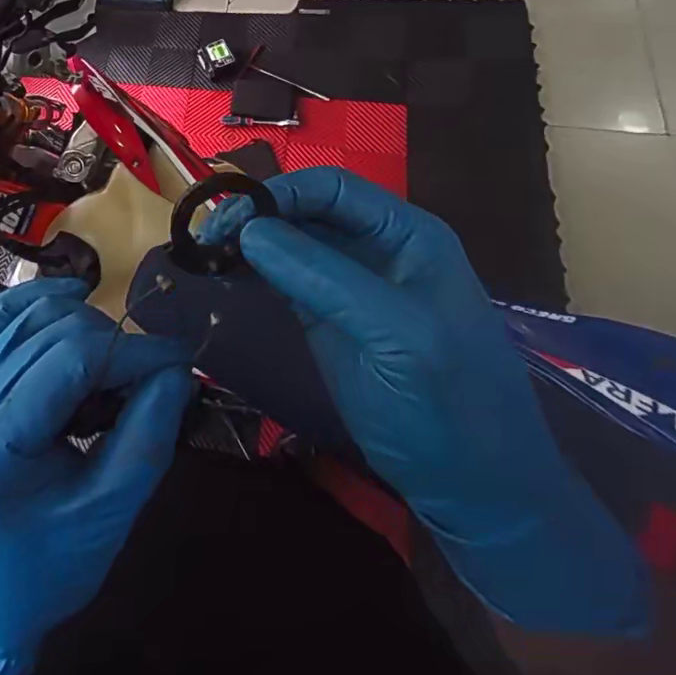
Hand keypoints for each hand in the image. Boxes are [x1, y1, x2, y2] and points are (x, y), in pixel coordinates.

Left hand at [0, 278, 193, 674]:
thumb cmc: (46, 563)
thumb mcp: (108, 514)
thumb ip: (146, 438)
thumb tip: (179, 370)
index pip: (72, 358)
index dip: (134, 351)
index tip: (184, 359)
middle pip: (58, 329)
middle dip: (118, 345)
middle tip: (153, 384)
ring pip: (37, 312)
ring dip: (91, 327)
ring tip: (116, 374)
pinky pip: (10, 313)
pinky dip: (46, 300)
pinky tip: (78, 301)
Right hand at [201, 167, 648, 636]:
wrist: (470, 485)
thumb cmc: (450, 404)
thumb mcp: (398, 336)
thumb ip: (326, 278)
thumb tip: (249, 230)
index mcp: (406, 234)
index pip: (333, 189)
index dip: (280, 193)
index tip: (230, 219)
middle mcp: (374, 248)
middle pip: (305, 209)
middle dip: (256, 215)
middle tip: (205, 238)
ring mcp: (346, 283)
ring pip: (288, 241)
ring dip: (248, 241)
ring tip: (205, 253)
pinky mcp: (323, 316)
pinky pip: (282, 277)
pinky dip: (251, 270)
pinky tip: (223, 274)